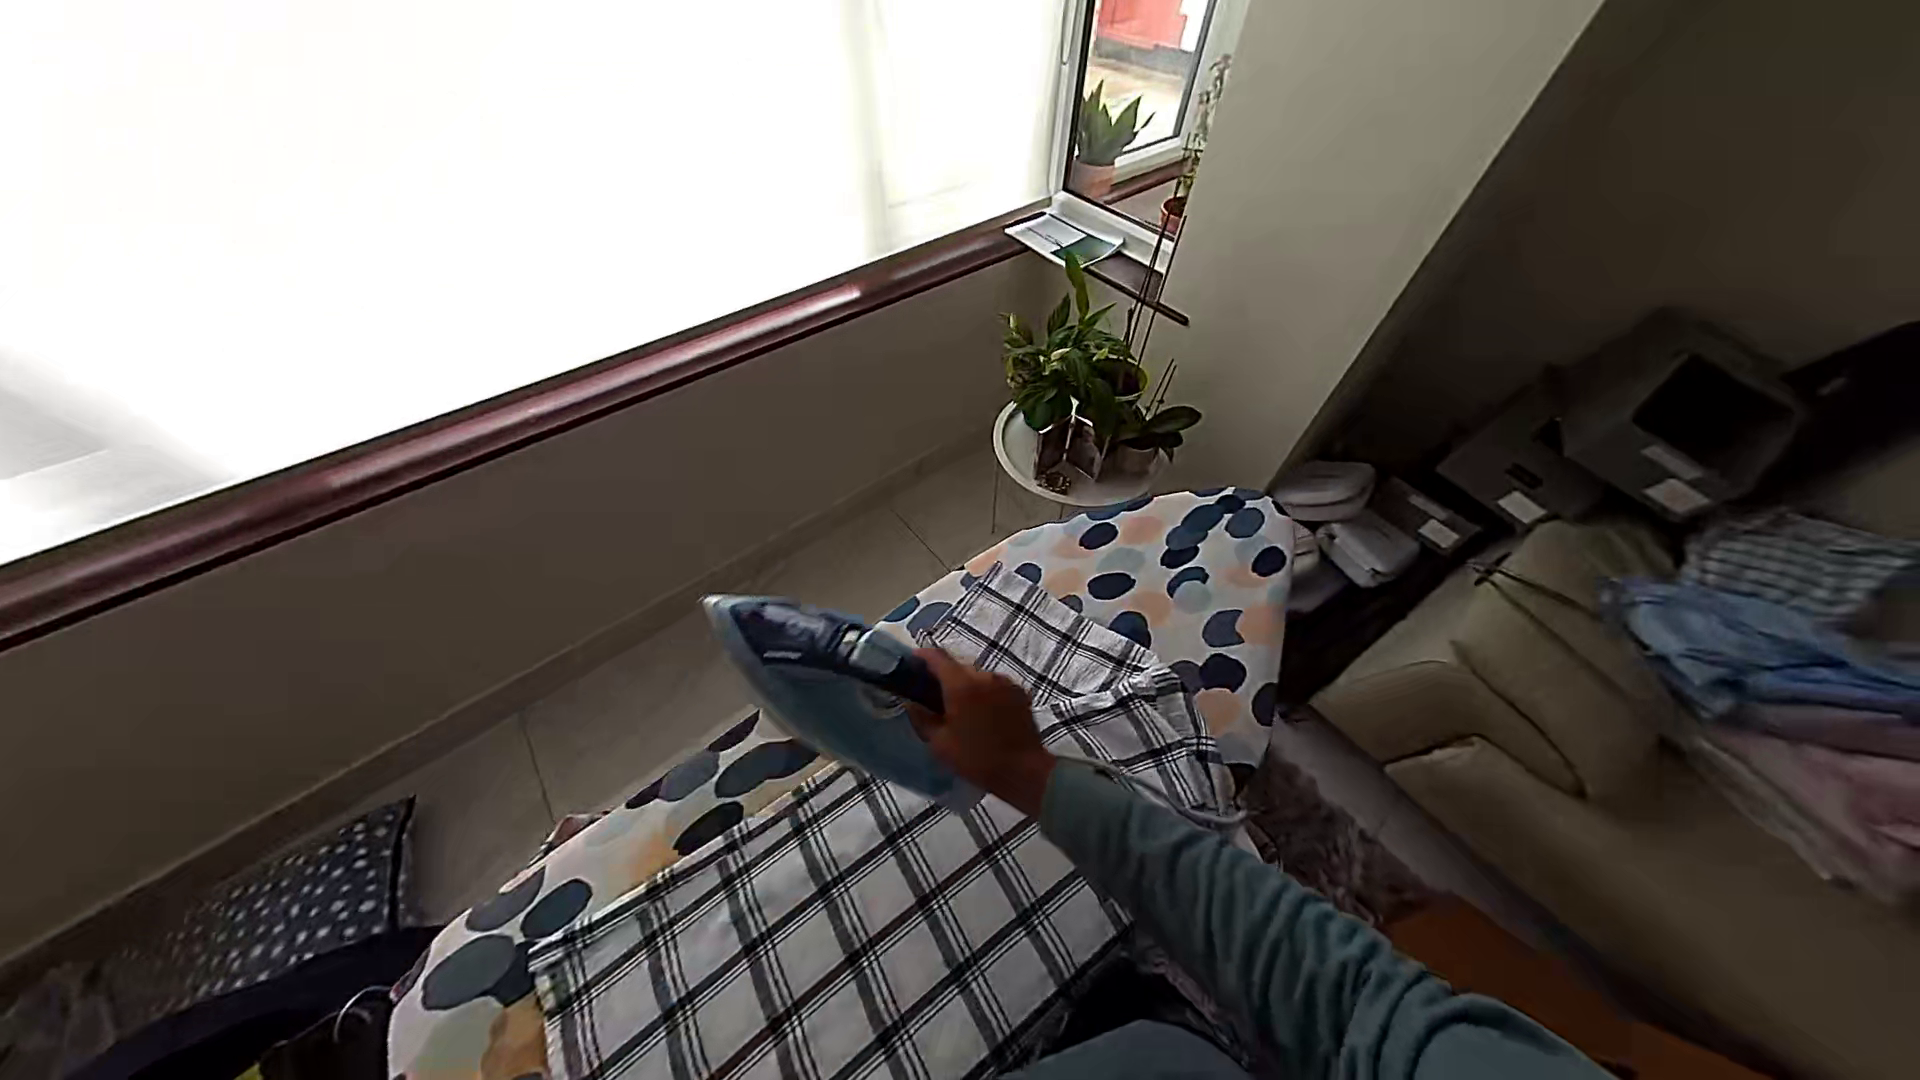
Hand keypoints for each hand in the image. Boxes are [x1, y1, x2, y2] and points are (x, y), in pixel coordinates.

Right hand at [906, 647, 1055, 815]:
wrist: (1023, 771)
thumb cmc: (976, 759)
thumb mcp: (940, 744)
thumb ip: (922, 719)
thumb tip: (911, 703)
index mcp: (961, 684)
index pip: (937, 657)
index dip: (922, 656)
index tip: (912, 662)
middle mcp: (984, 675)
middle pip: (958, 666)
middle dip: (945, 677)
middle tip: (936, 695)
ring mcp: (1005, 682)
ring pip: (978, 676)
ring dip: (967, 686)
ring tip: (963, 708)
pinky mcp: (1019, 692)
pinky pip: (995, 685)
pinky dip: (986, 693)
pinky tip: (985, 713)